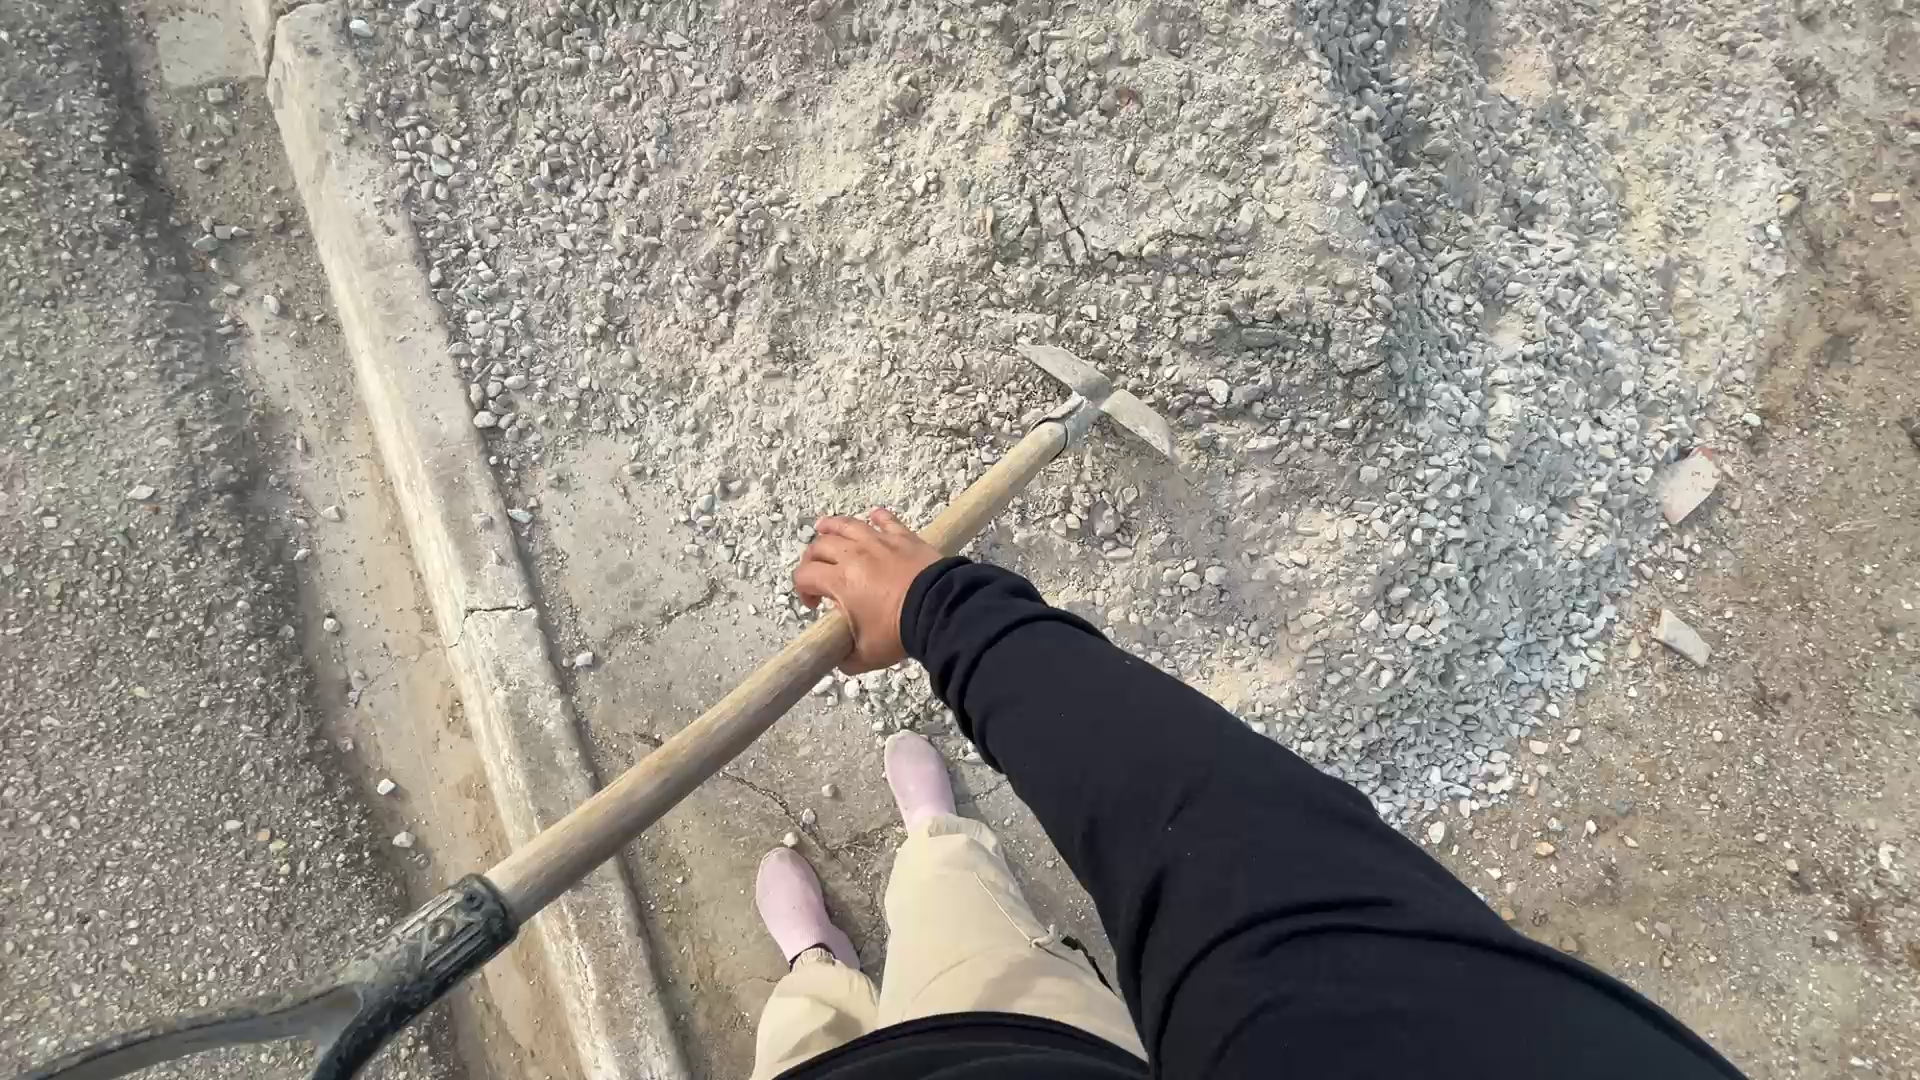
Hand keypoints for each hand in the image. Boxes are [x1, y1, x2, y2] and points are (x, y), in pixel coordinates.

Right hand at [794, 508, 941, 673]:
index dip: (802, 589)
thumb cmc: (900, 632)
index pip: (805, 575)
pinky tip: (873, 516)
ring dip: (831, 526)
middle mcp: (854, 556)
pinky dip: (877, 517)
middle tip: (817, 571)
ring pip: (847, 525)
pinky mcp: (904, 538)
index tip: (814, 604)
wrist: (940, 610)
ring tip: (822, 526)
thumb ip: (846, 657)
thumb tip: (842, 658)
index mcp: (839, 581)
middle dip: (811, 558)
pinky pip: (886, 520)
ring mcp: (879, 543)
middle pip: (820, 546)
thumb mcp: (865, 655)